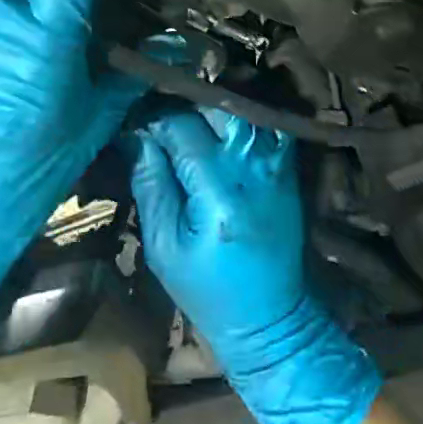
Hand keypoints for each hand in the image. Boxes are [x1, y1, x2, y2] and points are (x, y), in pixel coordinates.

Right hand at [131, 107, 380, 423]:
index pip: (180, 125)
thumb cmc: (208, 289)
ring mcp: (277, 162)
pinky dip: (234, 122)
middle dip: (182, 109)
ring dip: (208, 111)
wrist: (272, 317)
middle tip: (160, 127)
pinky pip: (260, 124)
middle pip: (214, 105)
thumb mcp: (163, 245)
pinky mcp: (287, 167)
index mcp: (219, 188)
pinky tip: (214, 135)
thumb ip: (150, 182)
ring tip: (184, 128)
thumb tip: (136, 135)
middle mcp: (254, 165)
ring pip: (239, 108)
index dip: (152, 121)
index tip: (135, 129)